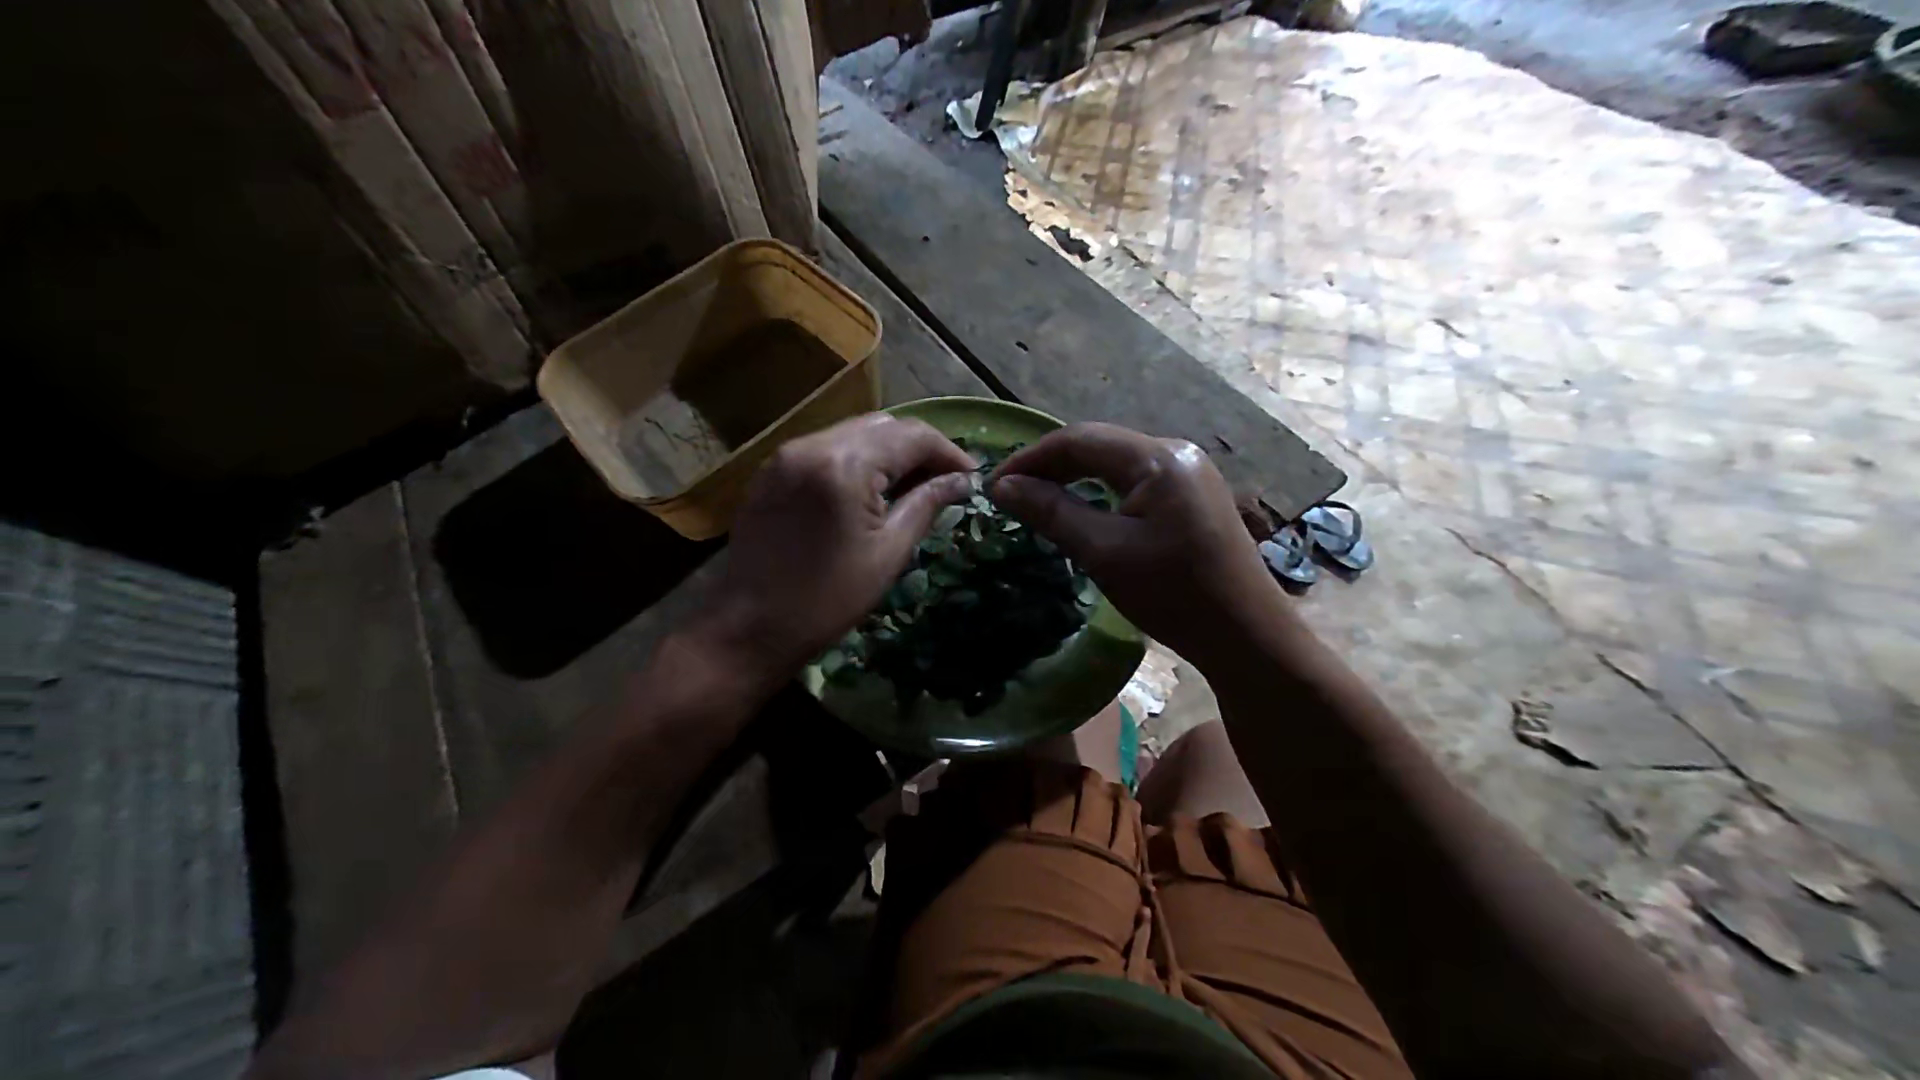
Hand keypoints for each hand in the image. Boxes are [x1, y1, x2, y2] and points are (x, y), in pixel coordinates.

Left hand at [697, 413, 975, 675]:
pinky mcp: (772, 471)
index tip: (972, 477)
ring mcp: (786, 455)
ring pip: (854, 433)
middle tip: (945, 482)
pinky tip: (871, 491)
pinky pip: (826, 449)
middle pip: (882, 426)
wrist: (749, 628)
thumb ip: (926, 504)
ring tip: (913, 487)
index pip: (911, 435)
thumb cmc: (826, 599)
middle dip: (919, 449)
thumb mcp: (888, 553)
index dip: (948, 451)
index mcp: (843, 464)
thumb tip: (961, 481)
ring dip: (889, 453)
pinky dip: (857, 461)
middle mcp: (812, 445)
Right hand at [989, 422, 1291, 663]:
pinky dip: (1099, 491)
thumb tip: (1003, 487)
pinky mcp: (1192, 495)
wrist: (1246, 634)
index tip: (993, 486)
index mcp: (1157, 458)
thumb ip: (1052, 512)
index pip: (1078, 440)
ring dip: (1073, 478)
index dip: (1030, 458)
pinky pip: (1134, 480)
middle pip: (1098, 445)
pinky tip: (1082, 509)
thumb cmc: (1174, 594)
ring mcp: (1188, 472)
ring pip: (1114, 463)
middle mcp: (1175, 452)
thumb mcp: (1104, 553)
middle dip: (1050, 466)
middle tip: (1010, 495)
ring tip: (1037, 501)